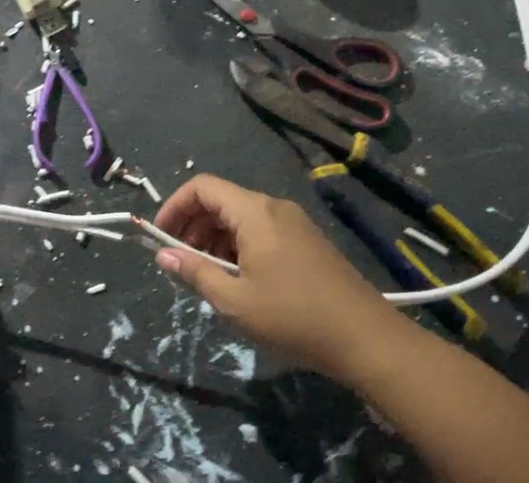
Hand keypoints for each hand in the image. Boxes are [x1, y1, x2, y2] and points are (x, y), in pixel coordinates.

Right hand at [154, 174, 403, 378]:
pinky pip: (261, 230)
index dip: (174, 206)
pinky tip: (238, 280)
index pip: (202, 187)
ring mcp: (294, 223)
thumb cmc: (294, 317)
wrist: (368, 340)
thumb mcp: (234, 301)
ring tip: (207, 275)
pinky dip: (238, 246)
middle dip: (192, 225)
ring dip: (215, 239)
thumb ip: (195, 273)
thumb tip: (163, 254)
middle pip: (220, 201)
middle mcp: (274, 207)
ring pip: (240, 217)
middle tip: (180, 260)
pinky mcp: (307, 242)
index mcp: (254, 212)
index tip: (160, 236)